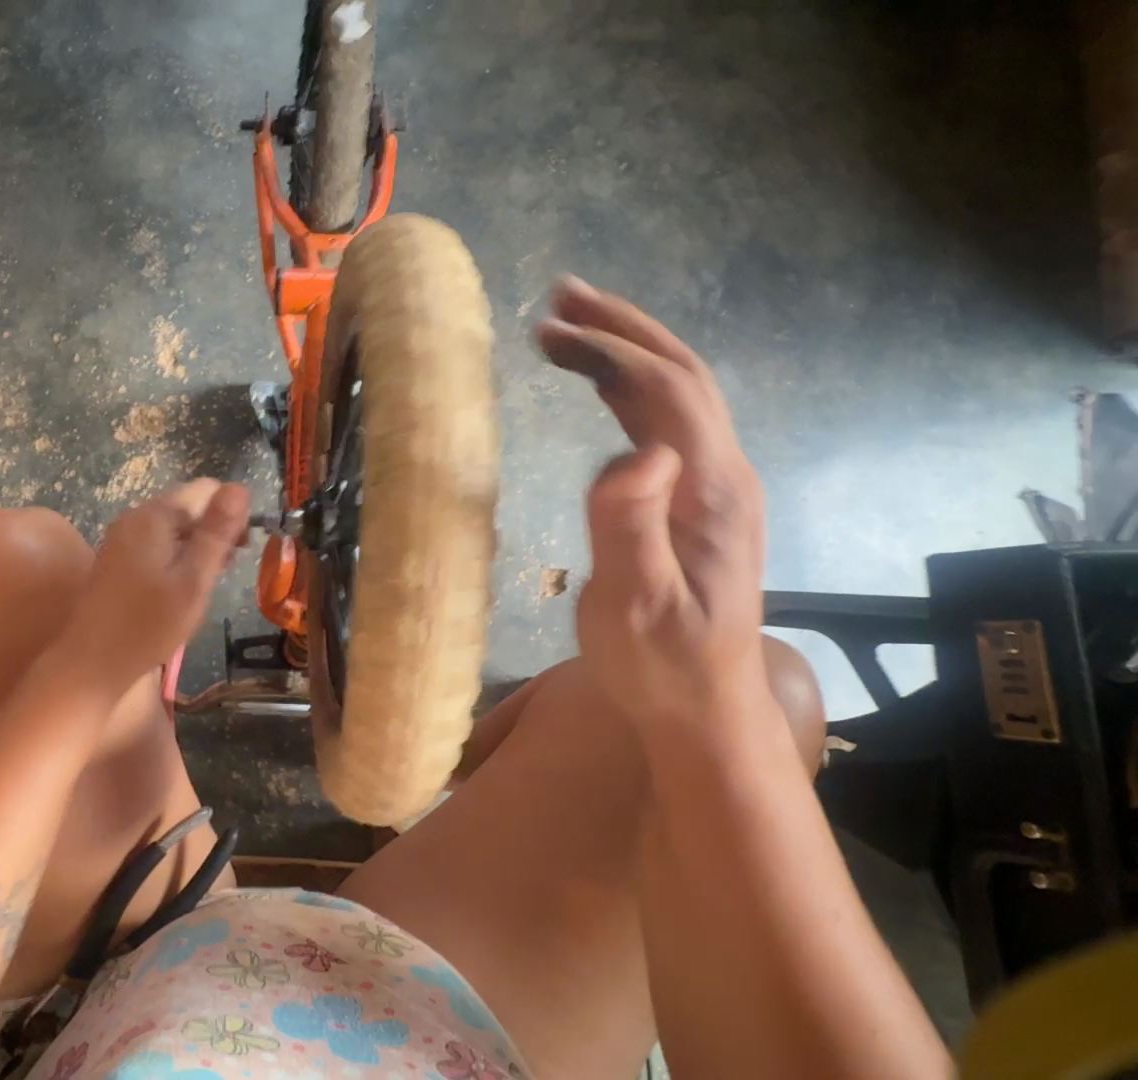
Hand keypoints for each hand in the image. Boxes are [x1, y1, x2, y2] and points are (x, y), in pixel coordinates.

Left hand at [60, 479, 251, 691]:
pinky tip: (176, 591)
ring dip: (194, 550)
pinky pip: (156, 544)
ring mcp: (121, 537)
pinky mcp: (116, 557)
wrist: (93, 662)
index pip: (206, 489)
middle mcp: (134, 517)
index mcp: (154, 516)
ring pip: (174, 528)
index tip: (238, 554)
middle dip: (212, 534)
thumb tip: (239, 487)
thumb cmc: (149, 625)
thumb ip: (217, 533)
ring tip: (198, 587)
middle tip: (219, 575)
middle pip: (189, 507)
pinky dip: (174, 560)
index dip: (231, 516)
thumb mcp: (194, 580)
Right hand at [535, 276, 774, 734]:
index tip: (547, 329)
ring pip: (677, 393)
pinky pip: (668, 421)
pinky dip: (631, 387)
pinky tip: (602, 388)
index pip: (663, 392)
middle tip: (560, 297)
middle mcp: (721, 473)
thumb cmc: (660, 663)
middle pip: (681, 375)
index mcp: (709, 489)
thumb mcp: (637, 605)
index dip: (608, 352)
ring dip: (628, 349)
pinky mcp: (698, 502)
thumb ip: (632, 529)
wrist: (702, 707)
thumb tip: (635, 451)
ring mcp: (714, 486)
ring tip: (571, 324)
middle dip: (622, 328)